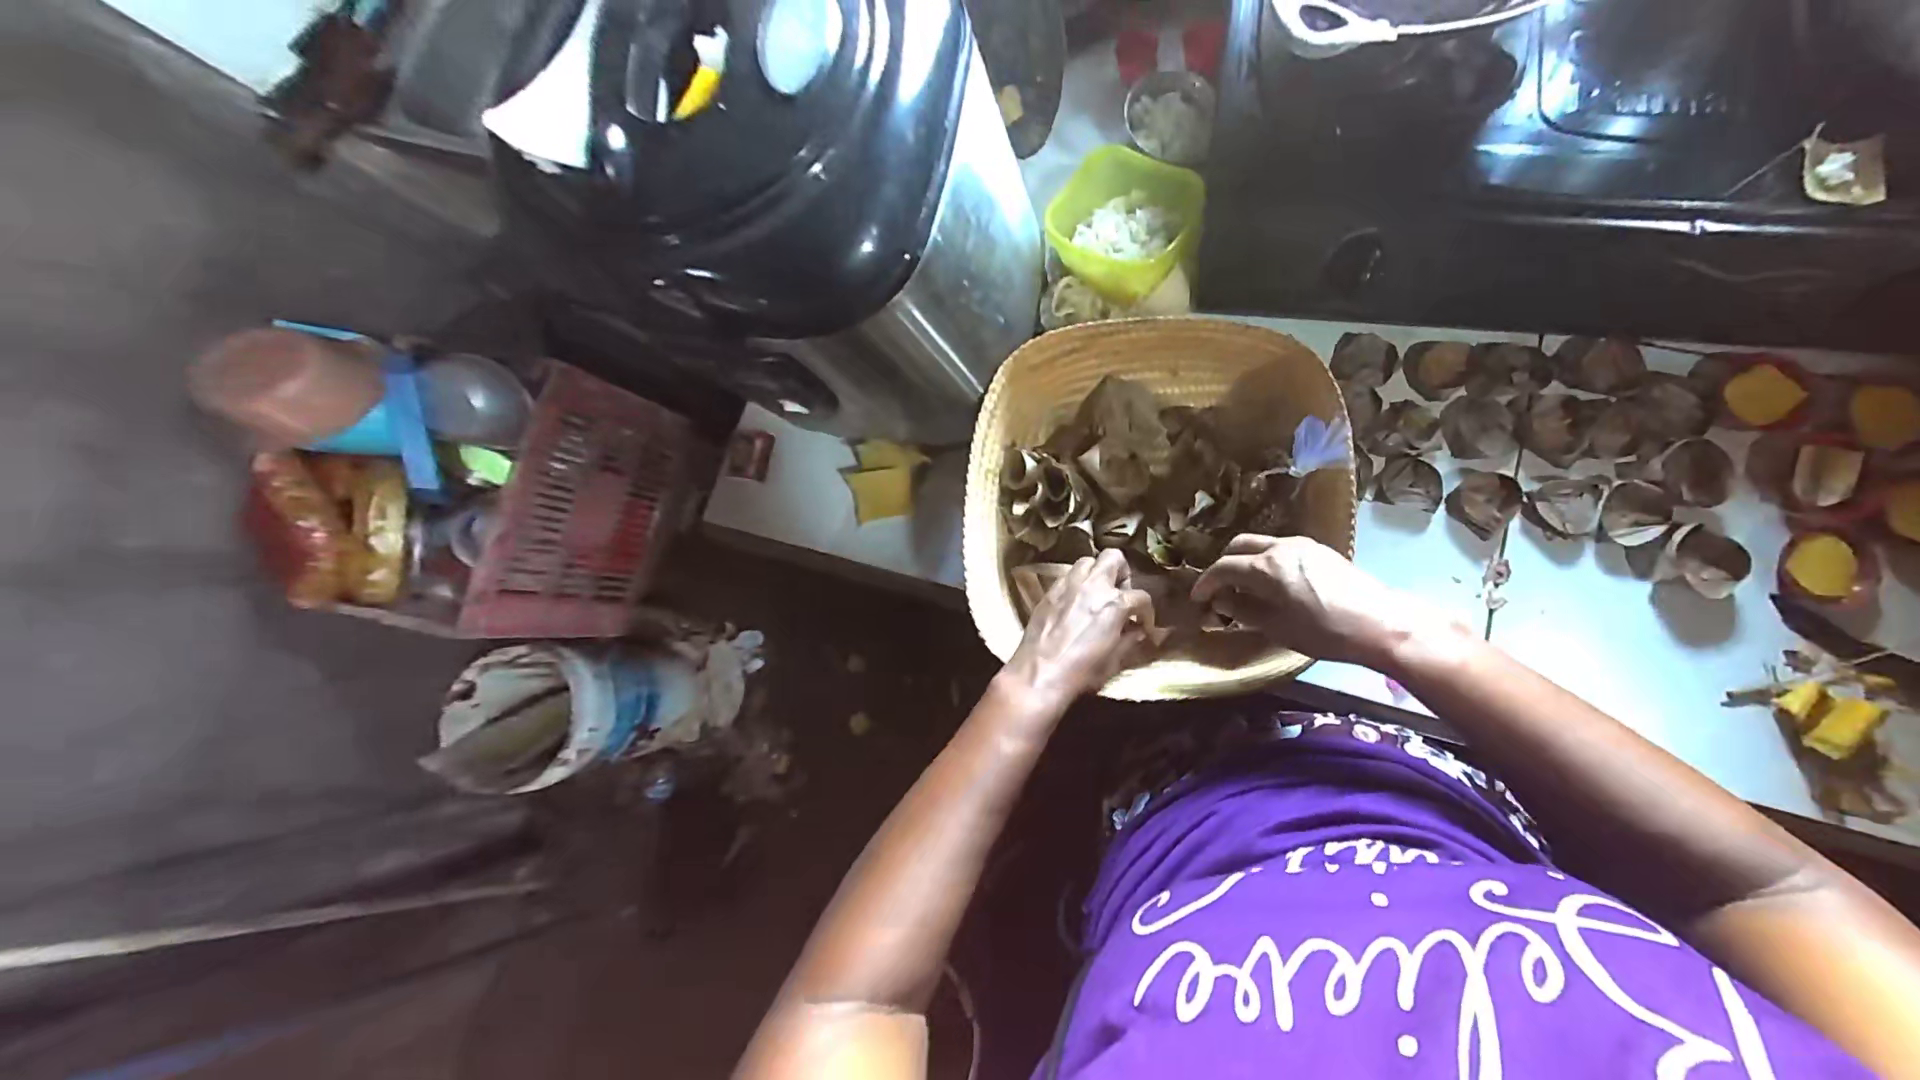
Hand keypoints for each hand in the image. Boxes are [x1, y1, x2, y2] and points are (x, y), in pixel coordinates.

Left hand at [1003, 549, 1154, 709]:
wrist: (1039, 674)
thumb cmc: (1081, 672)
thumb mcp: (1115, 660)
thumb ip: (1131, 640)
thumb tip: (1139, 631)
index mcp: (1115, 603)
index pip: (1141, 597)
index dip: (1146, 613)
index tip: (1143, 625)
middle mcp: (1092, 585)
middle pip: (1113, 557)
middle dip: (1122, 573)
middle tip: (1120, 595)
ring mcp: (1068, 585)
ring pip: (1087, 561)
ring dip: (1096, 574)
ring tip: (1096, 595)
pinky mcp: (1049, 591)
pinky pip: (1066, 575)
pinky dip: (1076, 583)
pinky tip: (1075, 602)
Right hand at [1191, 535, 1452, 667]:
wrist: (1382, 624)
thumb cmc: (1324, 632)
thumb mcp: (1276, 628)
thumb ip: (1243, 611)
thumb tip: (1222, 602)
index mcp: (1265, 567)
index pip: (1222, 568)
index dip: (1205, 583)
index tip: (1198, 598)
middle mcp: (1280, 547)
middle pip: (1239, 545)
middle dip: (1223, 564)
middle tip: (1219, 588)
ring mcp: (1302, 545)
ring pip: (1261, 544)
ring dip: (1246, 560)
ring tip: (1246, 586)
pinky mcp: (1320, 550)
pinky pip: (1281, 548)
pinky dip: (1266, 560)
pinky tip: (1273, 583)